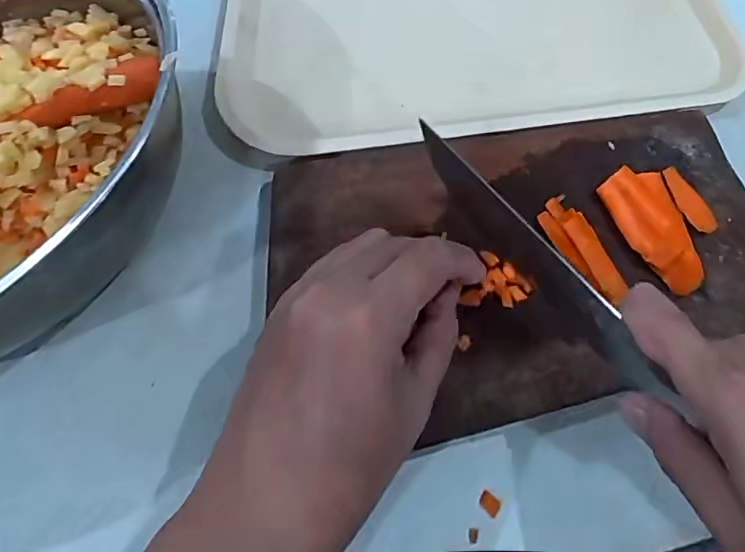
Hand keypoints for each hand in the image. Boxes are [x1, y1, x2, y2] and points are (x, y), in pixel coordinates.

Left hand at [150, 230, 483, 551]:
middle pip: (394, 242)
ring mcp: (300, 292)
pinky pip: (332, 263)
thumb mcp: (415, 402)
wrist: (265, 502)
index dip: (461, 258)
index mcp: (368, 315)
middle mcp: (330, 288)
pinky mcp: (281, 304)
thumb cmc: (351, 465)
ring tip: (410, 295)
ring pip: (361, 244)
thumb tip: (445, 296)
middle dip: (429, 258)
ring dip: (394, 258)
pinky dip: (361, 268)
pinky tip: (371, 302)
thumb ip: (438, 336)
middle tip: (447, 292)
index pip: (427, 257)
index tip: (479, 275)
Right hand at [619, 284, 744, 551]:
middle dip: (701, 389)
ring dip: (743, 390)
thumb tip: (632, 403)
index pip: (652, 314)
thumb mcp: (737, 525)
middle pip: (700, 349)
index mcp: (724, 386)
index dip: (630, 317)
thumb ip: (677, 454)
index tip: (634, 352)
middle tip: (733, 455)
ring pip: (742, 355)